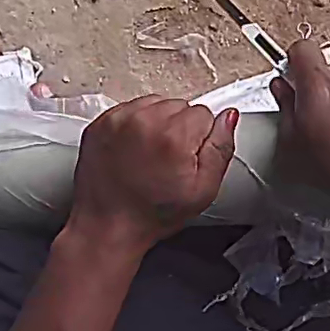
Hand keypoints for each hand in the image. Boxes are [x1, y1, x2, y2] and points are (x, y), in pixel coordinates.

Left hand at [66, 97, 239, 252]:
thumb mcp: (202, 191)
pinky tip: (133, 150)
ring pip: (155, 104)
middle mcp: (144, 121)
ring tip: (150, 156)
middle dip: (179, 129)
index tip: (187, 159)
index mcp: (173, 136)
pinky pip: (130, 109)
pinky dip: (134, 125)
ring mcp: (119, 120)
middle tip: (168, 161)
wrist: (107, 226)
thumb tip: (228, 117)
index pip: (204, 114)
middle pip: (179, 106)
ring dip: (157, 124)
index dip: (201, 140)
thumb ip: (221, 149)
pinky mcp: (101, 123)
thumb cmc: (150, 215)